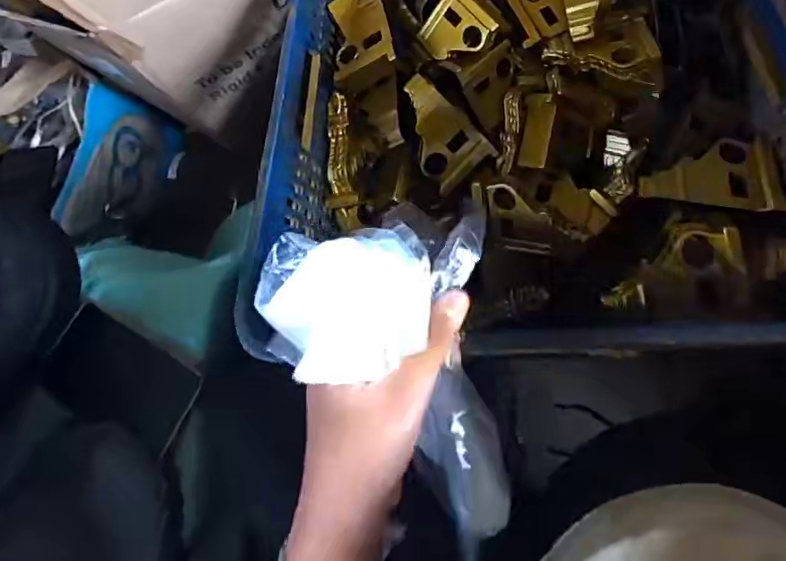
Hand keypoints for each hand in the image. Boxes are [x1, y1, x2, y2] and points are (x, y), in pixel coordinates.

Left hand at [284, 291, 470, 560]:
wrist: (346, 519)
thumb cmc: (368, 449)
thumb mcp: (406, 392)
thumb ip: (431, 343)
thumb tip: (457, 294)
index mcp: (329, 346)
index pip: (354, 296)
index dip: (387, 279)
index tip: (421, 265)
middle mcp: (328, 358)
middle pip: (367, 319)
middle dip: (402, 307)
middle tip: (438, 292)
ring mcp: (338, 383)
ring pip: (375, 344)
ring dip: (404, 335)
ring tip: (437, 318)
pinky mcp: (351, 404)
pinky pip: (377, 366)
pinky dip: (400, 359)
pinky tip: (424, 356)